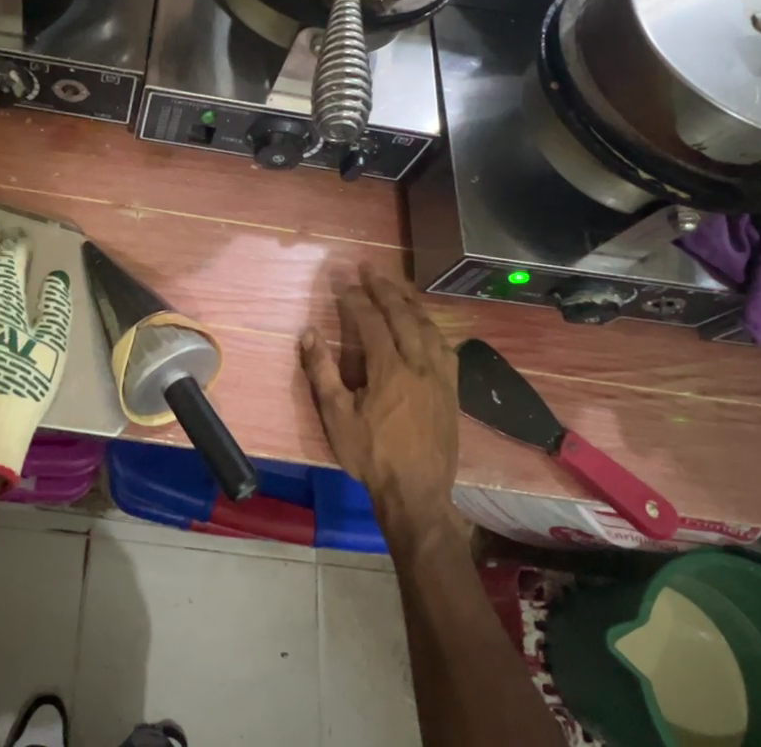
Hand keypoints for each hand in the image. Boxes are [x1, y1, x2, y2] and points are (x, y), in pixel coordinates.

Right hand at [300, 263, 461, 519]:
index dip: (355, 299)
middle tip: (369, 268)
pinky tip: (425, 325)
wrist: (417, 492)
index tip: (341, 282)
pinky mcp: (452, 390)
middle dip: (384, 288)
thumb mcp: (336, 417)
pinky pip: (445, 347)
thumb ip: (321, 372)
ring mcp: (440, 376)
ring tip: (394, 287)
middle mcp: (419, 364)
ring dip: (409, 303)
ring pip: (428, 327)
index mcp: (389, 369)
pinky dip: (431, 327)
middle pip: (403, 315)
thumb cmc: (371, 455)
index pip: (371, 322)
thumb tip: (308, 334)